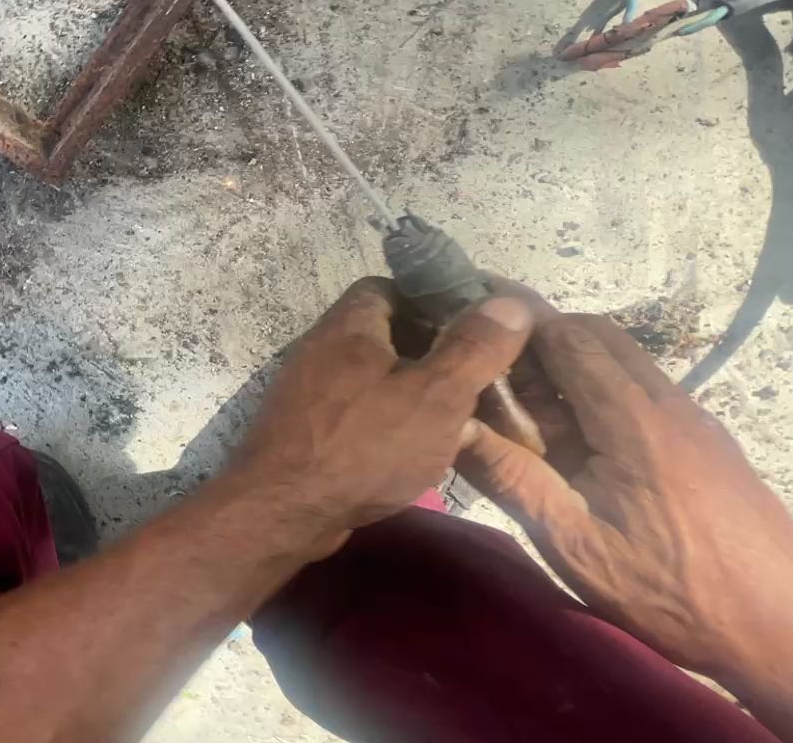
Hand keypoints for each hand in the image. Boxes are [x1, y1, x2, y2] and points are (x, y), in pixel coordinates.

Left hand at [228, 277, 532, 546]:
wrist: (284, 505)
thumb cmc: (363, 445)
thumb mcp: (434, 395)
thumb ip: (471, 348)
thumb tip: (508, 302)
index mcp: (346, 327)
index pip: (388, 288)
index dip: (434, 299)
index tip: (478, 324)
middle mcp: (321, 348)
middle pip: (384, 332)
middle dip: (435, 350)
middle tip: (485, 376)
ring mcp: (310, 387)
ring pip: (375, 374)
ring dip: (419, 390)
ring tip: (470, 416)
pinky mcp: (310, 424)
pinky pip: (360, 407)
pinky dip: (394, 417)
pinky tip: (428, 446)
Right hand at [458, 310, 792, 741]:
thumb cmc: (673, 594)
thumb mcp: (571, 541)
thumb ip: (505, 474)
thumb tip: (443, 421)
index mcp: (633, 420)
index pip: (565, 332)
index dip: (509, 318)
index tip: (458, 319)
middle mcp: (668, 406)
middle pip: (592, 332)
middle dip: (530, 333)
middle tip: (477, 359)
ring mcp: (693, 423)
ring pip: (616, 358)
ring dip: (558, 363)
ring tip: (509, 400)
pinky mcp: (704, 445)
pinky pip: (636, 389)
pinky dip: (587, 388)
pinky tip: (559, 434)